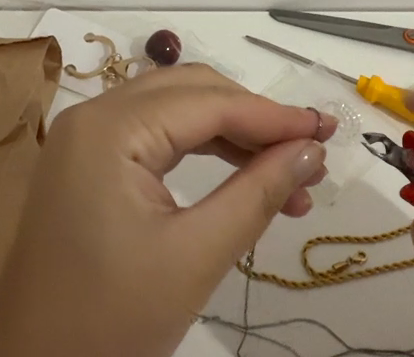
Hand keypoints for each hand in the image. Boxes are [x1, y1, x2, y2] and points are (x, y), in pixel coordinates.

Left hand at [0, 65, 336, 356]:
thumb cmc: (110, 320)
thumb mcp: (194, 258)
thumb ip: (257, 194)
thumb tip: (312, 150)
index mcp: (109, 128)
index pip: (207, 102)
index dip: (272, 115)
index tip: (327, 130)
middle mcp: (94, 115)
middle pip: (191, 92)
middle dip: (254, 118)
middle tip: (311, 149)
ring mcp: (86, 137)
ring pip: (176, 110)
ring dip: (232, 134)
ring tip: (289, 173)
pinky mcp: (88, 161)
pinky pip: (155, 135)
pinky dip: (201, 149)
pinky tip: (242, 175)